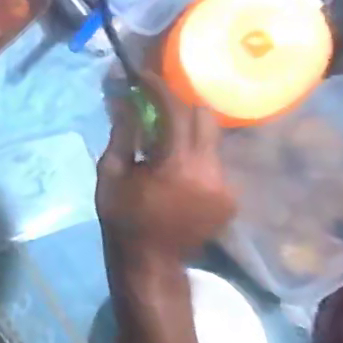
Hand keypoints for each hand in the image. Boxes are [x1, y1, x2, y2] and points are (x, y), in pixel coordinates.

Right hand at [97, 75, 234, 271]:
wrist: (152, 265)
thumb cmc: (124, 219)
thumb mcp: (112, 173)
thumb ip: (123, 133)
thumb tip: (124, 98)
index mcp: (179, 165)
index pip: (176, 111)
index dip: (160, 88)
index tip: (144, 77)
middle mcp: (210, 171)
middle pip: (205, 118)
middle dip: (180, 106)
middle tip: (157, 106)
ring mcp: (225, 186)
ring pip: (211, 139)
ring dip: (188, 131)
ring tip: (165, 139)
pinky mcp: (230, 198)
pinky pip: (214, 161)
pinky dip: (195, 154)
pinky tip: (177, 167)